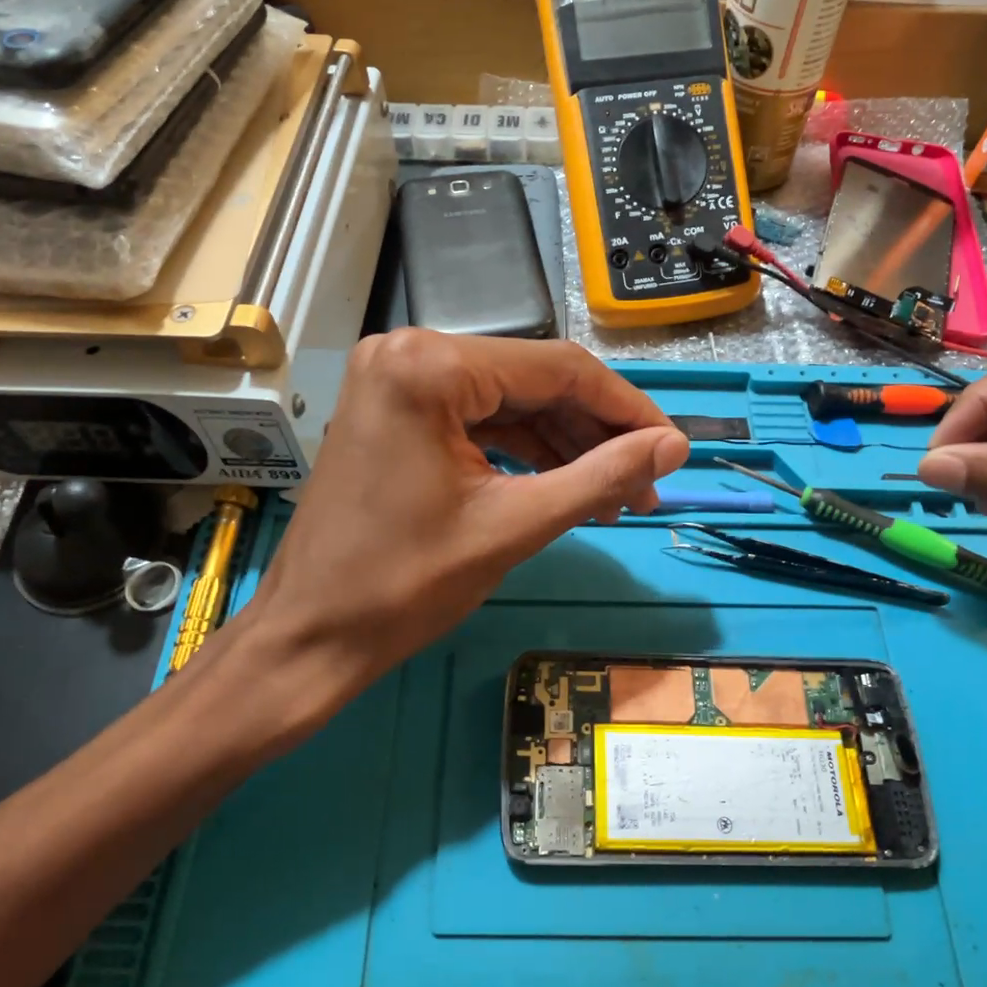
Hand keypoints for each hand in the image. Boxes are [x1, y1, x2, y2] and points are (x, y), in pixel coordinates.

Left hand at [212, 330, 687, 733]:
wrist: (312, 634)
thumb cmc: (407, 584)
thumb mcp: (516, 525)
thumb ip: (601, 476)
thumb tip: (674, 447)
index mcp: (430, 366)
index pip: (559, 369)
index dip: (627, 410)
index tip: (673, 451)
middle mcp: (407, 352)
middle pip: (533, 381)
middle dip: (594, 435)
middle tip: (644, 488)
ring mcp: (394, 381)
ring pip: (507, 402)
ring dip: (563, 446)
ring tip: (613, 498)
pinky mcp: (392, 412)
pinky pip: (475, 420)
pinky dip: (521, 452)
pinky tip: (563, 486)